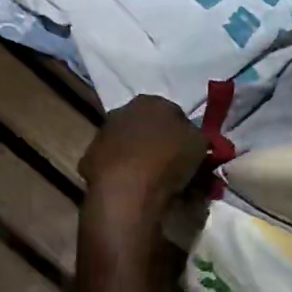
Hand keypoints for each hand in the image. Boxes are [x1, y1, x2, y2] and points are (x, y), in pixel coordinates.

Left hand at [80, 96, 210, 231]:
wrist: (128, 190)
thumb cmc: (169, 158)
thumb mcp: (202, 143)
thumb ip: (199, 136)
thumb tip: (192, 139)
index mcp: (152, 101)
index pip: (175, 112)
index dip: (186, 131)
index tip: (194, 150)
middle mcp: (123, 110)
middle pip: (150, 127)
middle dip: (163, 142)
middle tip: (178, 165)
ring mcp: (102, 135)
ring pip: (132, 145)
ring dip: (144, 158)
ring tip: (160, 181)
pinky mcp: (89, 159)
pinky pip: (118, 165)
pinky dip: (128, 173)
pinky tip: (139, 188)